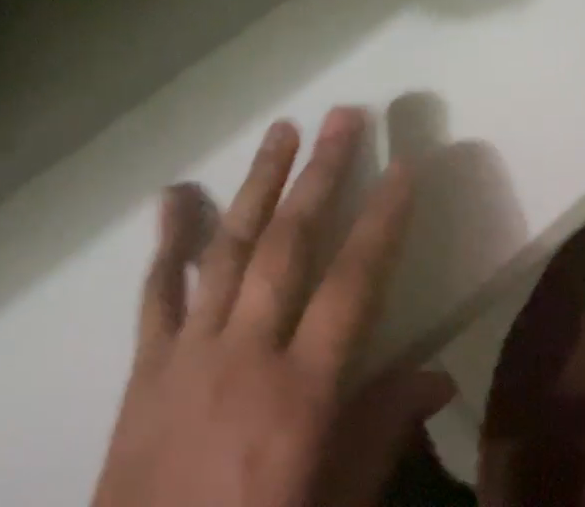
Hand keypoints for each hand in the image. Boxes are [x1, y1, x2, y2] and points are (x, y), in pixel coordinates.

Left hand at [91, 108, 454, 506]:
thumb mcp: (337, 503)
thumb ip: (382, 433)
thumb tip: (438, 377)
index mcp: (302, 392)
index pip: (354, 284)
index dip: (382, 221)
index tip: (402, 166)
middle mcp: (246, 353)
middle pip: (288, 245)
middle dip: (320, 174)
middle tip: (343, 116)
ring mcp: (189, 354)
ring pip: (226, 249)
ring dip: (257, 184)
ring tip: (281, 131)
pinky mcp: (145, 369)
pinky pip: (156, 293)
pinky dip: (167, 242)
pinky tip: (172, 196)